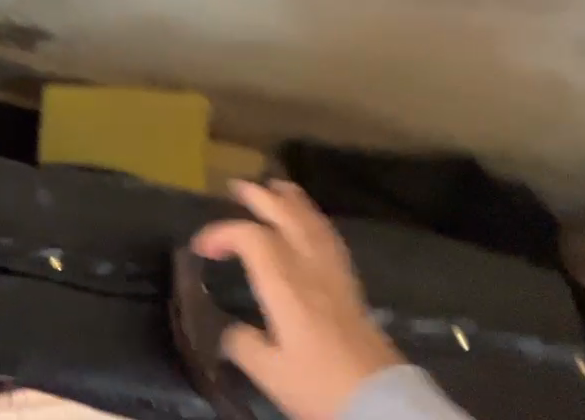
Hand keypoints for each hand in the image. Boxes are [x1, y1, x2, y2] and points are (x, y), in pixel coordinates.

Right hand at [190, 180, 405, 419]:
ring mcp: (335, 277)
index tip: (201, 248)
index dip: (220, 233)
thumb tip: (228, 330)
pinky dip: (317, 222)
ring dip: (292, 202)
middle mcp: (309, 270)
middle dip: (259, 197)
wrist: (382, 404)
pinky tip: (312, 222)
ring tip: (277, 187)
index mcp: (284, 284)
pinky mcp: (352, 289)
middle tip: (237, 186)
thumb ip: (242, 345)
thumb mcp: (270, 373)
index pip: (249, 237)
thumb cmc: (321, 385)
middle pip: (285, 218)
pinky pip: (332, 241)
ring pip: (313, 225)